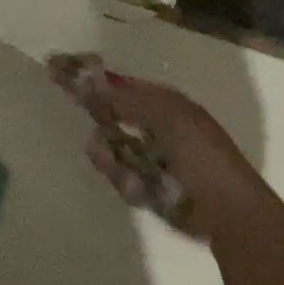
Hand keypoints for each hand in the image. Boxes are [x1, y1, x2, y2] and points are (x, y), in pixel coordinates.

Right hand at [48, 61, 269, 238]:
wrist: (229, 214)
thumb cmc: (203, 157)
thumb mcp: (168, 118)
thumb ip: (126, 98)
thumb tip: (88, 77)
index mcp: (163, 103)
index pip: (117, 83)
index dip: (89, 78)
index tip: (54, 70)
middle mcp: (153, 126)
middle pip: (107, 116)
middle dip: (103, 131)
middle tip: (109, 149)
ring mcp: (148, 157)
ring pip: (109, 150)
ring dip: (114, 163)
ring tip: (133, 179)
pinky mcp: (146, 186)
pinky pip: (119, 177)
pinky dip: (128, 184)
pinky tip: (143, 192)